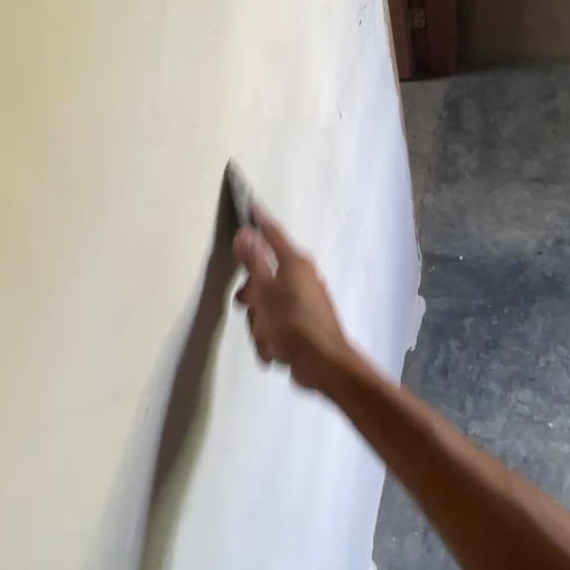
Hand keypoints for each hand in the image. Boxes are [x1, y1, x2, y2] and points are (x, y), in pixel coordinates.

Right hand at [233, 208, 356, 391]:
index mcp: (295, 263)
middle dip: (252, 296)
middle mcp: (303, 277)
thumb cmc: (292, 324)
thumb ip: (253, 262)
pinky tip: (274, 352)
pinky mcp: (305, 325)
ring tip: (266, 339)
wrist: (324, 365)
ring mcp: (306, 302)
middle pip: (265, 276)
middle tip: (247, 305)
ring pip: (268, 306)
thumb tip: (245, 232)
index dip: (259, 220)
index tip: (249, 204)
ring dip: (260, 325)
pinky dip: (272, 340)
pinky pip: (278, 326)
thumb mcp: (264, 292)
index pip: (273, 233)